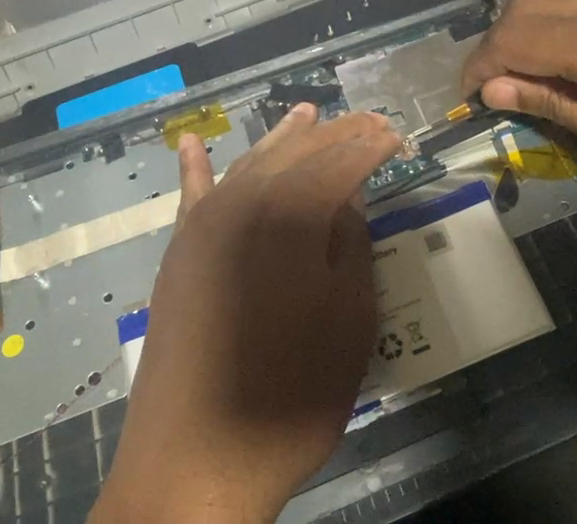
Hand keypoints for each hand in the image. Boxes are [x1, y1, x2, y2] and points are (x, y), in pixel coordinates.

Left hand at [90, 106, 400, 523]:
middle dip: (336, 133)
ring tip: (308, 114)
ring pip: (250, 164)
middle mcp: (243, 204)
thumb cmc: (291, 393)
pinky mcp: (179, 254)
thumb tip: (347, 198)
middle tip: (369, 121)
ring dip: (282, 139)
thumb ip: (350, 246)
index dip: (373, 145)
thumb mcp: (349, 320)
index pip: (341, 162)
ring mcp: (204, 227)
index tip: (397, 135)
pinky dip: (194, 167)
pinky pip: (189, 197)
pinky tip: (189, 141)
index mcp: (292, 215)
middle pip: (297, 153)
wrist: (194, 462)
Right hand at [460, 0, 576, 220]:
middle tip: (494, 85)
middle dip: (498, 41)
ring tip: (535, 74)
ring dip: (535, 28)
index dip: (479, 64)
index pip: (515, 37)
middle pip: (529, 3)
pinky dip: (572, 21)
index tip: (469, 97)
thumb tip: (494, 87)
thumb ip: (558, 106)